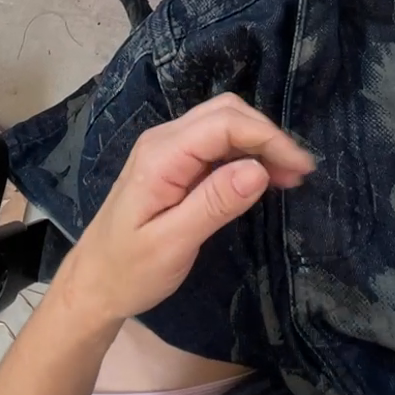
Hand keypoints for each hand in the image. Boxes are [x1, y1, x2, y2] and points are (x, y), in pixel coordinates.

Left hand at [52, 93, 315, 325]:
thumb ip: (214, 203)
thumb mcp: (172, 244)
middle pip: (225, 112)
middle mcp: (164, 139)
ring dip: (258, 141)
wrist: (93, 283)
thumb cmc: (129, 270)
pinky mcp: (174, 162)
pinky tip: (264, 176)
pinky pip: (215, 142)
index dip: (267, 138)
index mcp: (161, 155)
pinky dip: (245, 152)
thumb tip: (259, 170)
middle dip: (266, 134)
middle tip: (299, 172)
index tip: (301, 168)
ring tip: (289, 175)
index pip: (223, 124)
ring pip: (222, 122)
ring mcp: (168, 148)